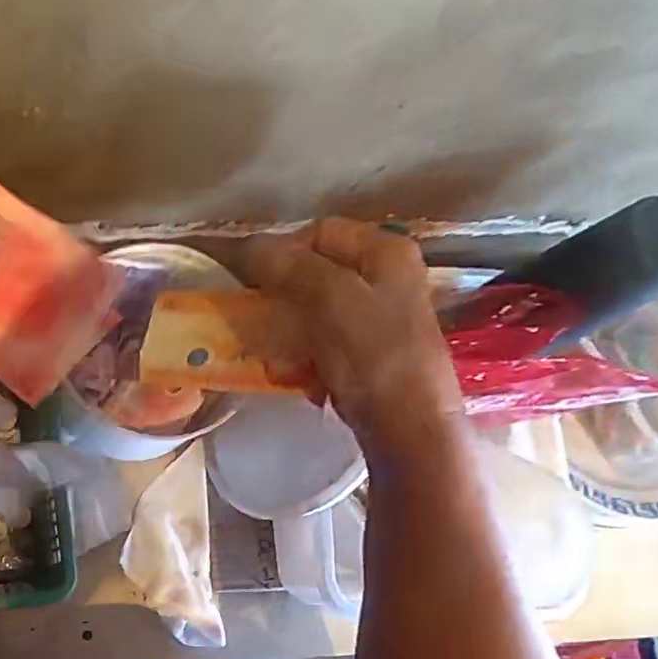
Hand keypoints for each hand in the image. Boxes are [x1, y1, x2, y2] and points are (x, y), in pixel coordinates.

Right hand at [248, 219, 460, 451]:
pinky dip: (305, 353)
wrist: (407, 426)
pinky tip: (298, 372)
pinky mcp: (369, 353)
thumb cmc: (373, 357)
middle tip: (261, 318)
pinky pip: (325, 341)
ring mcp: (379, 317)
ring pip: (317, 308)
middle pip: (318, 271)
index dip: (283, 253)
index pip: (319, 232)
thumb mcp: (331, 302)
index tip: (255, 286)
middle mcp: (386, 276)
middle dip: (284, 293)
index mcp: (385, 251)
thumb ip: (293, 268)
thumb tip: (251, 246)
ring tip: (276, 350)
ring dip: (290, 326)